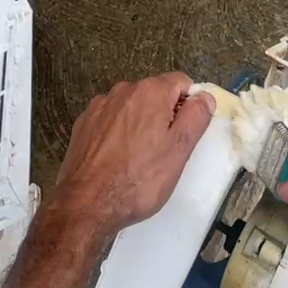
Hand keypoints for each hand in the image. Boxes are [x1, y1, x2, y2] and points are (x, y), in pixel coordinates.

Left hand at [51, 72, 215, 238]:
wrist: (86, 205)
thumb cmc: (138, 180)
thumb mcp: (179, 150)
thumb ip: (196, 117)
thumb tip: (204, 97)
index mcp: (151, 91)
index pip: (181, 82)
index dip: (188, 105)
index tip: (185, 132)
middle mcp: (124, 90)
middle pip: (155, 93)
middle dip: (163, 115)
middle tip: (164, 150)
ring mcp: (100, 105)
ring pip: (131, 107)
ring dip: (139, 123)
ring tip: (138, 158)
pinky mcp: (84, 123)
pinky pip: (110, 119)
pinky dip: (117, 132)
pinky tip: (116, 158)